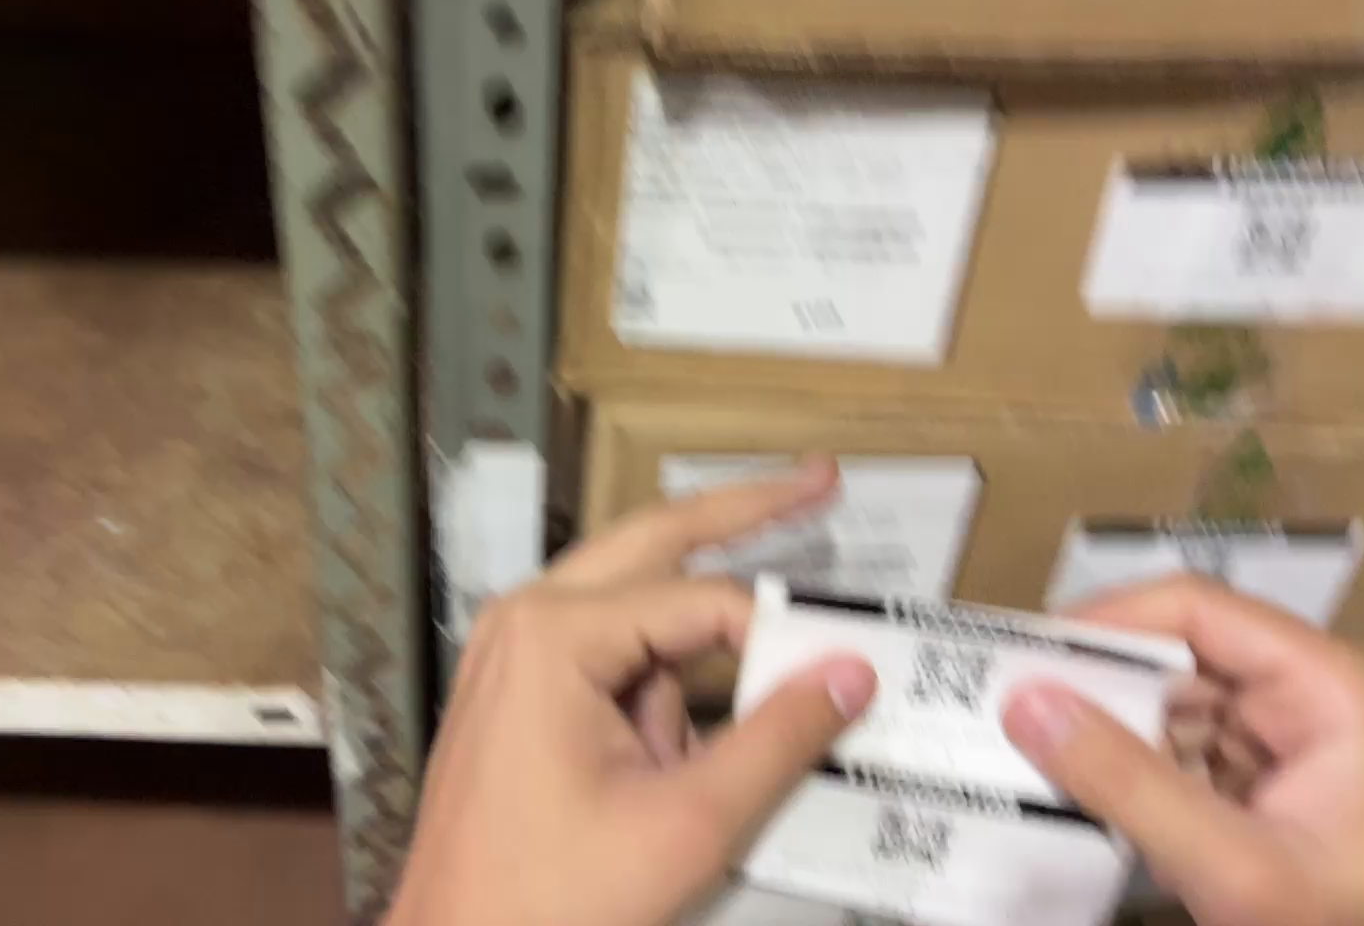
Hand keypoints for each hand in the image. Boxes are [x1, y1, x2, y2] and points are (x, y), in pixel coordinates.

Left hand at [387, 461, 877, 925]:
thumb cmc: (555, 897)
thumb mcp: (685, 825)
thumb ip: (775, 740)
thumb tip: (850, 670)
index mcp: (555, 630)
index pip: (697, 600)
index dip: (775, 638)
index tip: (840, 673)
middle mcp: (527, 607)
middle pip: (653, 538)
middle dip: (738, 509)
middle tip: (816, 479)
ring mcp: (513, 633)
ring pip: (630, 597)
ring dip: (686, 650)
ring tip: (678, 752)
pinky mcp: (516, 665)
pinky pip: (602, 640)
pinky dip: (649, 677)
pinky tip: (652, 747)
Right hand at [1003, 578, 1363, 925]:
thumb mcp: (1244, 871)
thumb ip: (1130, 786)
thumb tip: (1017, 701)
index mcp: (1335, 687)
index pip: (1191, 607)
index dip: (1102, 621)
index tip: (1028, 660)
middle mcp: (1317, 693)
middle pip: (1171, 651)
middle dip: (1096, 685)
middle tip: (1022, 713)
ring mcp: (1299, 735)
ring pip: (1166, 696)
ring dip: (1109, 728)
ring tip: (1060, 763)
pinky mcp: (1278, 773)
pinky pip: (1181, 738)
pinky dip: (1135, 760)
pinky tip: (1113, 796)